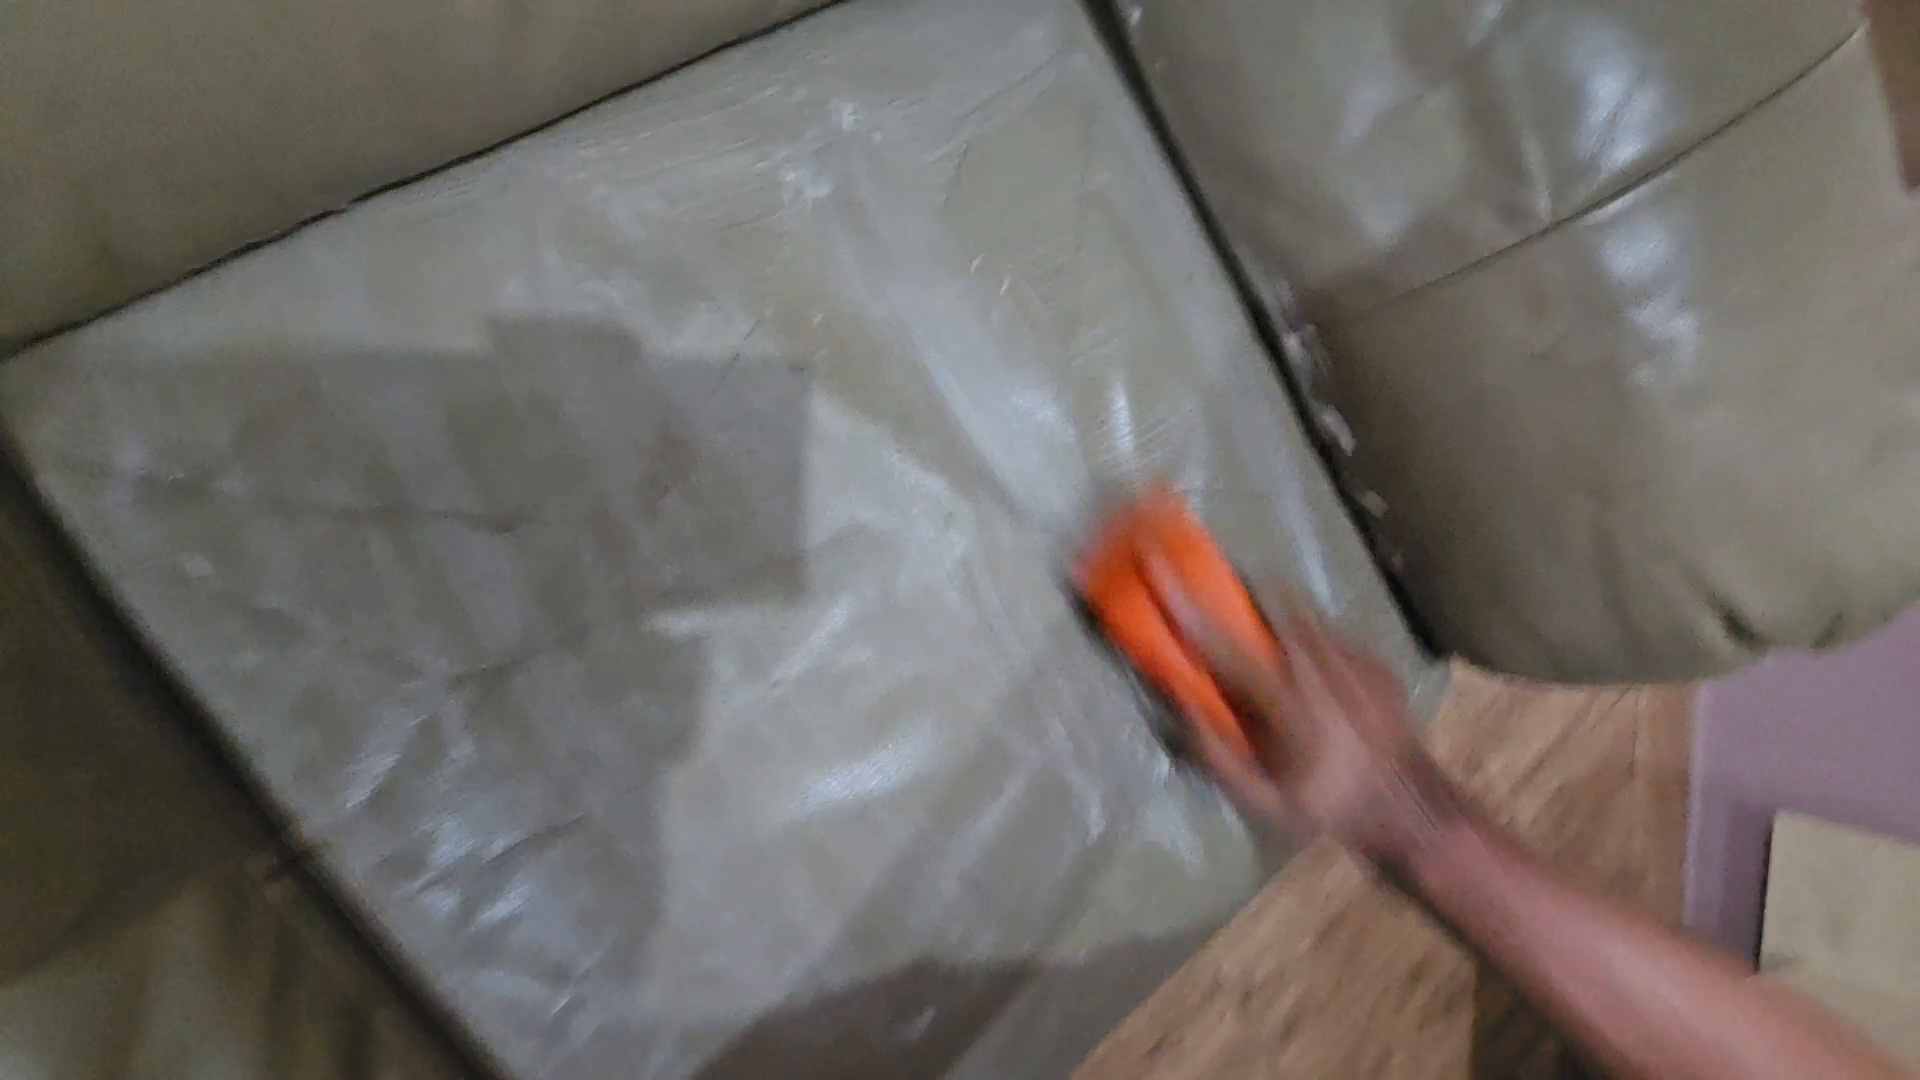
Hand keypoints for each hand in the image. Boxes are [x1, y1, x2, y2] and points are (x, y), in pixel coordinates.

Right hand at [1140, 550, 1460, 864]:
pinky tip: (1313, 667)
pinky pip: (1329, 631)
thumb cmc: (1326, 805)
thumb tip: (1179, 706)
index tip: (1155, 564)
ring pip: (1301, 610)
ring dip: (1276, 611)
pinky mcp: (1373, 658)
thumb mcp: (1261, 798)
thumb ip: (1214, 751)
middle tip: (1225, 594)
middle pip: (1269, 605)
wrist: (1413, 810)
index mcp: (1284, 700)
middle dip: (1242, 593)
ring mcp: (1353, 657)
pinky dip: (1310, 636)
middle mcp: (1318, 666)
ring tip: (1267, 628)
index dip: (1182, 604)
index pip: (1219, 643)